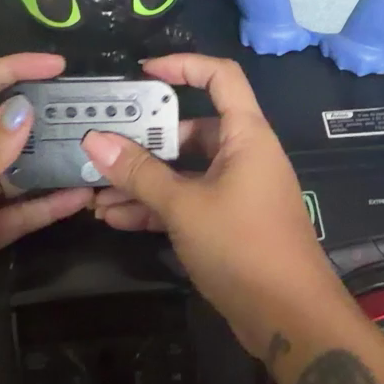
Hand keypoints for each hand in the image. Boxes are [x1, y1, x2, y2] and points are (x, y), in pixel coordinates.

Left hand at [0, 53, 93, 365]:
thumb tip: (25, 109)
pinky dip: (50, 205)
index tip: (56, 64)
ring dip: (51, 160)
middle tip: (86, 108)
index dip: (11, 69)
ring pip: (18, 169)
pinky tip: (81, 196)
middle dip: (40, 114)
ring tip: (93, 149)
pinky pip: (23, 212)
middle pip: (1, 126)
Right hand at [81, 54, 345, 347]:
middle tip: (101, 147)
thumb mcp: (183, 206)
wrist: (289, 317)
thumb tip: (93, 140)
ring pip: (184, 171)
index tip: (142, 72)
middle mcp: (244, 155)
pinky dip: (156, 207)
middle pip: (192, 130)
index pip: (221, 77)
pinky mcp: (228, 223)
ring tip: (95, 192)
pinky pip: (187, 202)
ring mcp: (236, 191)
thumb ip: (138, 173)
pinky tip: (114, 218)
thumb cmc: (243, 245)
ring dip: (143, 181)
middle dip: (145, 140)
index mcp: (246, 135)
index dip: (184, 66)